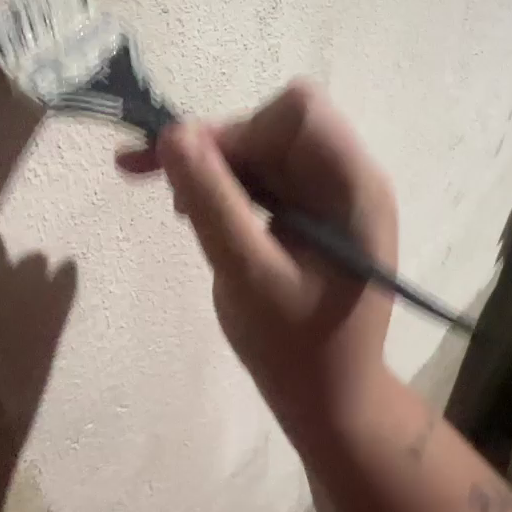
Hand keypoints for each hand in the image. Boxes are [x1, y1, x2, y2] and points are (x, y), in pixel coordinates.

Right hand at [118, 80, 398, 451]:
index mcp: (352, 187)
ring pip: (260, 150)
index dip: (240, 131)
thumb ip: (211, 202)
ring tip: (176, 211)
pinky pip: (261, 178)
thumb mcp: (246, 275)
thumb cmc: (293, 347)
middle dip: (215, 151)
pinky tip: (194, 214)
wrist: (327, 398)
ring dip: (212, 170)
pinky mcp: (308, 214)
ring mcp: (329, 197)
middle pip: (274, 127)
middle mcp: (347, 179)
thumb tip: (172, 134)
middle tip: (159, 186)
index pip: (298, 113)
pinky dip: (222, 189)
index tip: (192, 171)